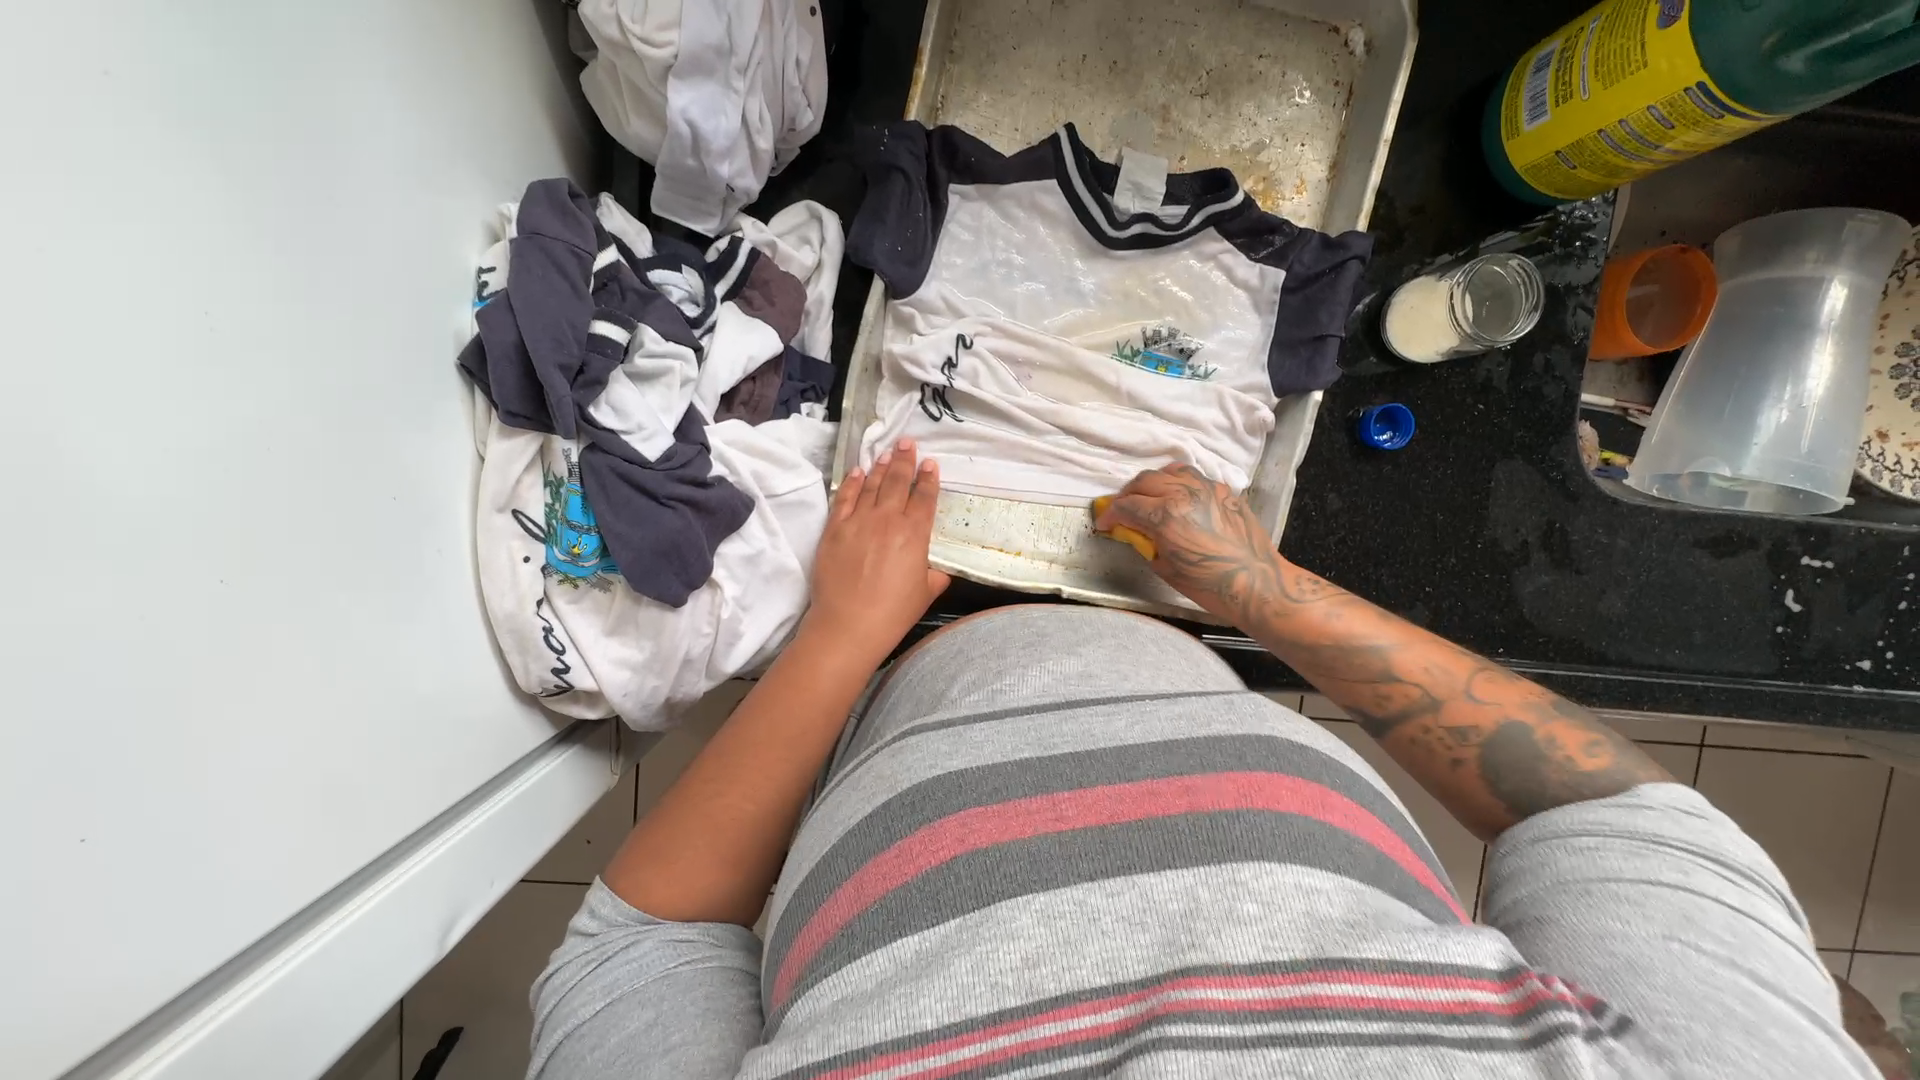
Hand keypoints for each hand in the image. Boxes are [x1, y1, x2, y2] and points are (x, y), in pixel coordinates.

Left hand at [800, 437, 949, 666]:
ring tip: (887, 452)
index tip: (930, 463)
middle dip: (905, 460)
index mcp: (914, 534)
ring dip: (881, 466)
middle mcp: (887, 519)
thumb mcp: (926, 593)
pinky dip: (852, 482)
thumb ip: (934, 575)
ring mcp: (858, 521)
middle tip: (907, 442)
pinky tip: (858, 472)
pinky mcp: (834, 529)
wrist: (849, 624)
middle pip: (898, 481)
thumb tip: (935, 570)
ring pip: (872, 485)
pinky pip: (845, 498)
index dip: (928, 478)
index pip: (924, 497)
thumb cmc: (893, 613)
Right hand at [1093, 464, 1284, 625]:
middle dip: (1127, 495)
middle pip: (1144, 481)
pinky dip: (1179, 482)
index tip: (1104, 523)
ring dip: (1153, 482)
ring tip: (1149, 496)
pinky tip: (1179, 496)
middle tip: (1122, 510)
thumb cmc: (1208, 585)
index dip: (1110, 515)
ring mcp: (1207, 488)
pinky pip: (1195, 477)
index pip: (1126, 505)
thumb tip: (1136, 533)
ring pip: (1170, 471)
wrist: (1256, 583)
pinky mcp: (1224, 491)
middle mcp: (1183, 493)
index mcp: (1165, 515)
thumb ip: (1147, 543)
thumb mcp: (1165, 568)